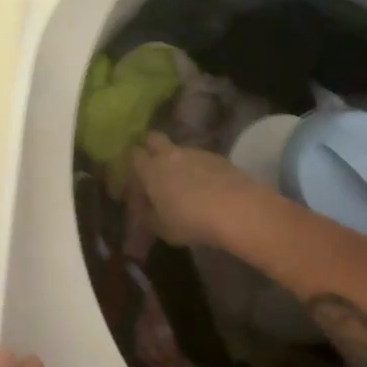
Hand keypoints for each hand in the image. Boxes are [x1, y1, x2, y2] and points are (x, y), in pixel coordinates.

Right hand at [127, 132, 259, 245]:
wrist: (235, 207)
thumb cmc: (189, 220)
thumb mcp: (161, 227)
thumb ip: (148, 216)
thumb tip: (144, 209)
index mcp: (151, 169)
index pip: (133, 155)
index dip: (131, 166)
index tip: (134, 182)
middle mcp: (170, 154)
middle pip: (153, 138)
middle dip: (150, 149)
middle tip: (153, 170)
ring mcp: (196, 152)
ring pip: (179, 150)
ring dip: (177, 162)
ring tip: (184, 186)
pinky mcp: (217, 157)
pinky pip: (200, 159)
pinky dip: (198, 170)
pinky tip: (205, 189)